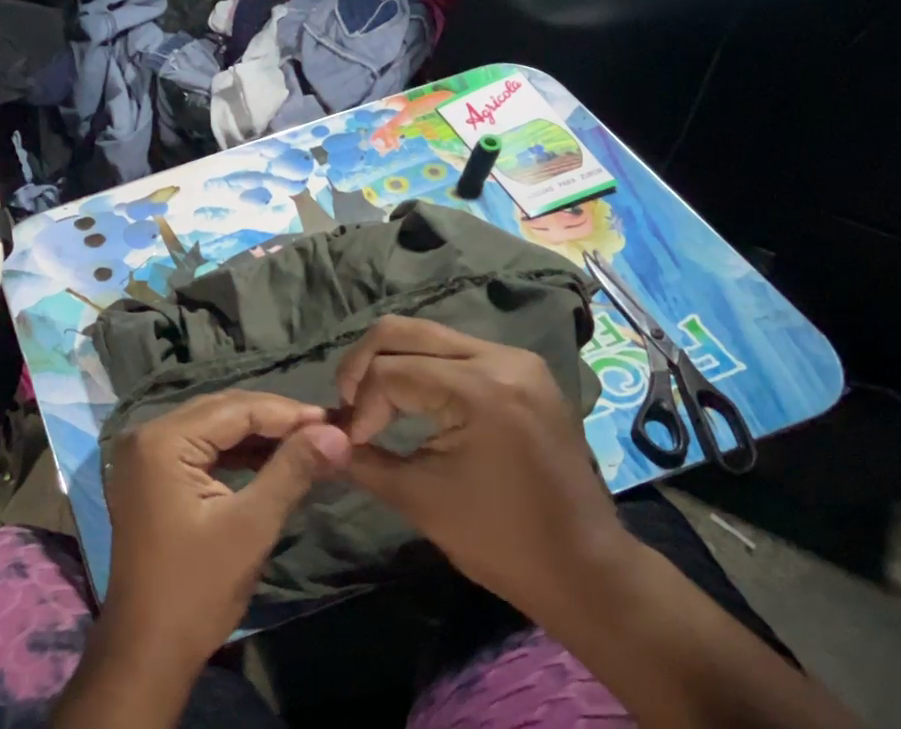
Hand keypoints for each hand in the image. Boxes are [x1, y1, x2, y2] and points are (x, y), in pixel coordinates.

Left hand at [101, 390, 351, 665]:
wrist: (148, 644)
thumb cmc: (197, 587)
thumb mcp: (251, 525)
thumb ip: (292, 470)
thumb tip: (336, 432)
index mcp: (161, 440)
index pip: (233, 409)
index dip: (288, 412)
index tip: (337, 420)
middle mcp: (145, 435)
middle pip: (220, 412)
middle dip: (274, 419)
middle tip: (327, 430)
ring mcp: (143, 456)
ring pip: (210, 429)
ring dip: (257, 436)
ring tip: (309, 443)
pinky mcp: (150, 477)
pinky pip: (198, 450)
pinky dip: (234, 455)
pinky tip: (272, 461)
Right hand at [334, 316, 629, 610]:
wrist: (584, 570)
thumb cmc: (499, 540)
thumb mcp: (417, 498)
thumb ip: (360, 459)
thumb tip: (316, 439)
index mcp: (481, 391)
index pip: (388, 371)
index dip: (359, 405)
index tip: (353, 444)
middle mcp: (501, 360)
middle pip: (401, 331)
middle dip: (362, 366)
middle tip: (351, 408)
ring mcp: (516, 362)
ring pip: (425, 335)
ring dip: (389, 364)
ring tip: (375, 408)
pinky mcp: (522, 373)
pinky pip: (452, 350)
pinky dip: (419, 368)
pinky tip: (409, 403)